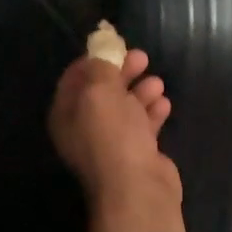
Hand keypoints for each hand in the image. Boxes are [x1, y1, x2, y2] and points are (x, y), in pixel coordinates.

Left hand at [48, 48, 178, 221]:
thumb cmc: (113, 136)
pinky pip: (143, 124)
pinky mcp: (137, 152)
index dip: (94, 58)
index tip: (116, 43)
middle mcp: (84, 127)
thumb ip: (100, 67)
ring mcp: (111, 141)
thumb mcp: (99, 93)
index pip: (75, 78)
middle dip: (122, 71)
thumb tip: (102, 46)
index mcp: (66, 114)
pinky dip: (153, 111)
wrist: (137, 188)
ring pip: (126, 107)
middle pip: (102, 91)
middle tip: (143, 57)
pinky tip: (165, 103)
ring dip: (141, 91)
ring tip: (158, 82)